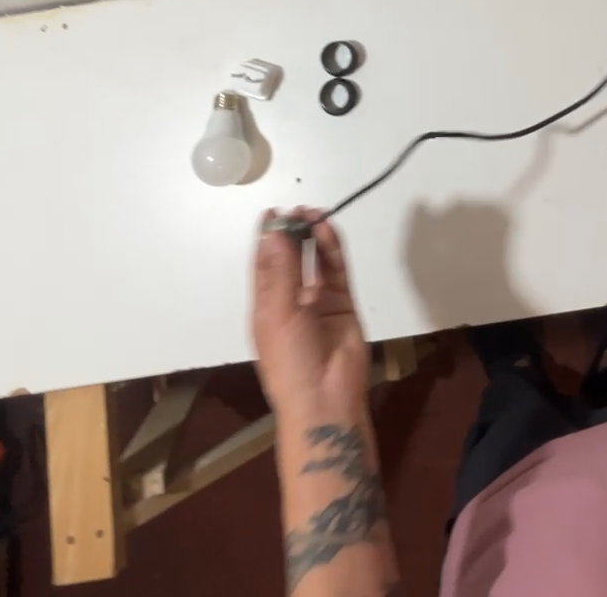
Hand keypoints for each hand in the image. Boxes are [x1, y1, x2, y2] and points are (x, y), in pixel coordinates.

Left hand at [251, 209, 371, 424]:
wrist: (324, 398)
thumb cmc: (289, 360)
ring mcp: (318, 301)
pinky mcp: (343, 302)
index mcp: (265, 307)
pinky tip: (328, 230)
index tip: (271, 211)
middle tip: (298, 208)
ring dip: (313, 237)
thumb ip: (281, 270)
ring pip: (315, 260)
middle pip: (291, 258)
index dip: (266, 238)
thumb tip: (274, 232)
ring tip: (314, 212)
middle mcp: (290, 300)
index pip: (264, 264)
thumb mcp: (278, 313)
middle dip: (292, 233)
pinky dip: (333, 249)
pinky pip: (337, 270)